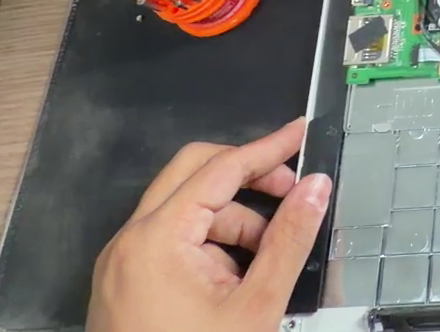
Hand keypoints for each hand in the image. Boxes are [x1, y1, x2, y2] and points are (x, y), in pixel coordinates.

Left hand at [88, 118, 331, 331]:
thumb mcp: (256, 307)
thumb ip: (290, 238)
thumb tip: (316, 185)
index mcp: (157, 239)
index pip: (222, 168)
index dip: (269, 147)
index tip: (303, 132)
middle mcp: (130, 242)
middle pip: (196, 171)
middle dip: (249, 174)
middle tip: (292, 189)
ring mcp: (123, 264)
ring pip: (187, 204)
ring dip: (235, 212)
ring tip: (272, 248)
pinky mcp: (127, 284)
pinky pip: (176, 236)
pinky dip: (214, 239)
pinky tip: (243, 270)